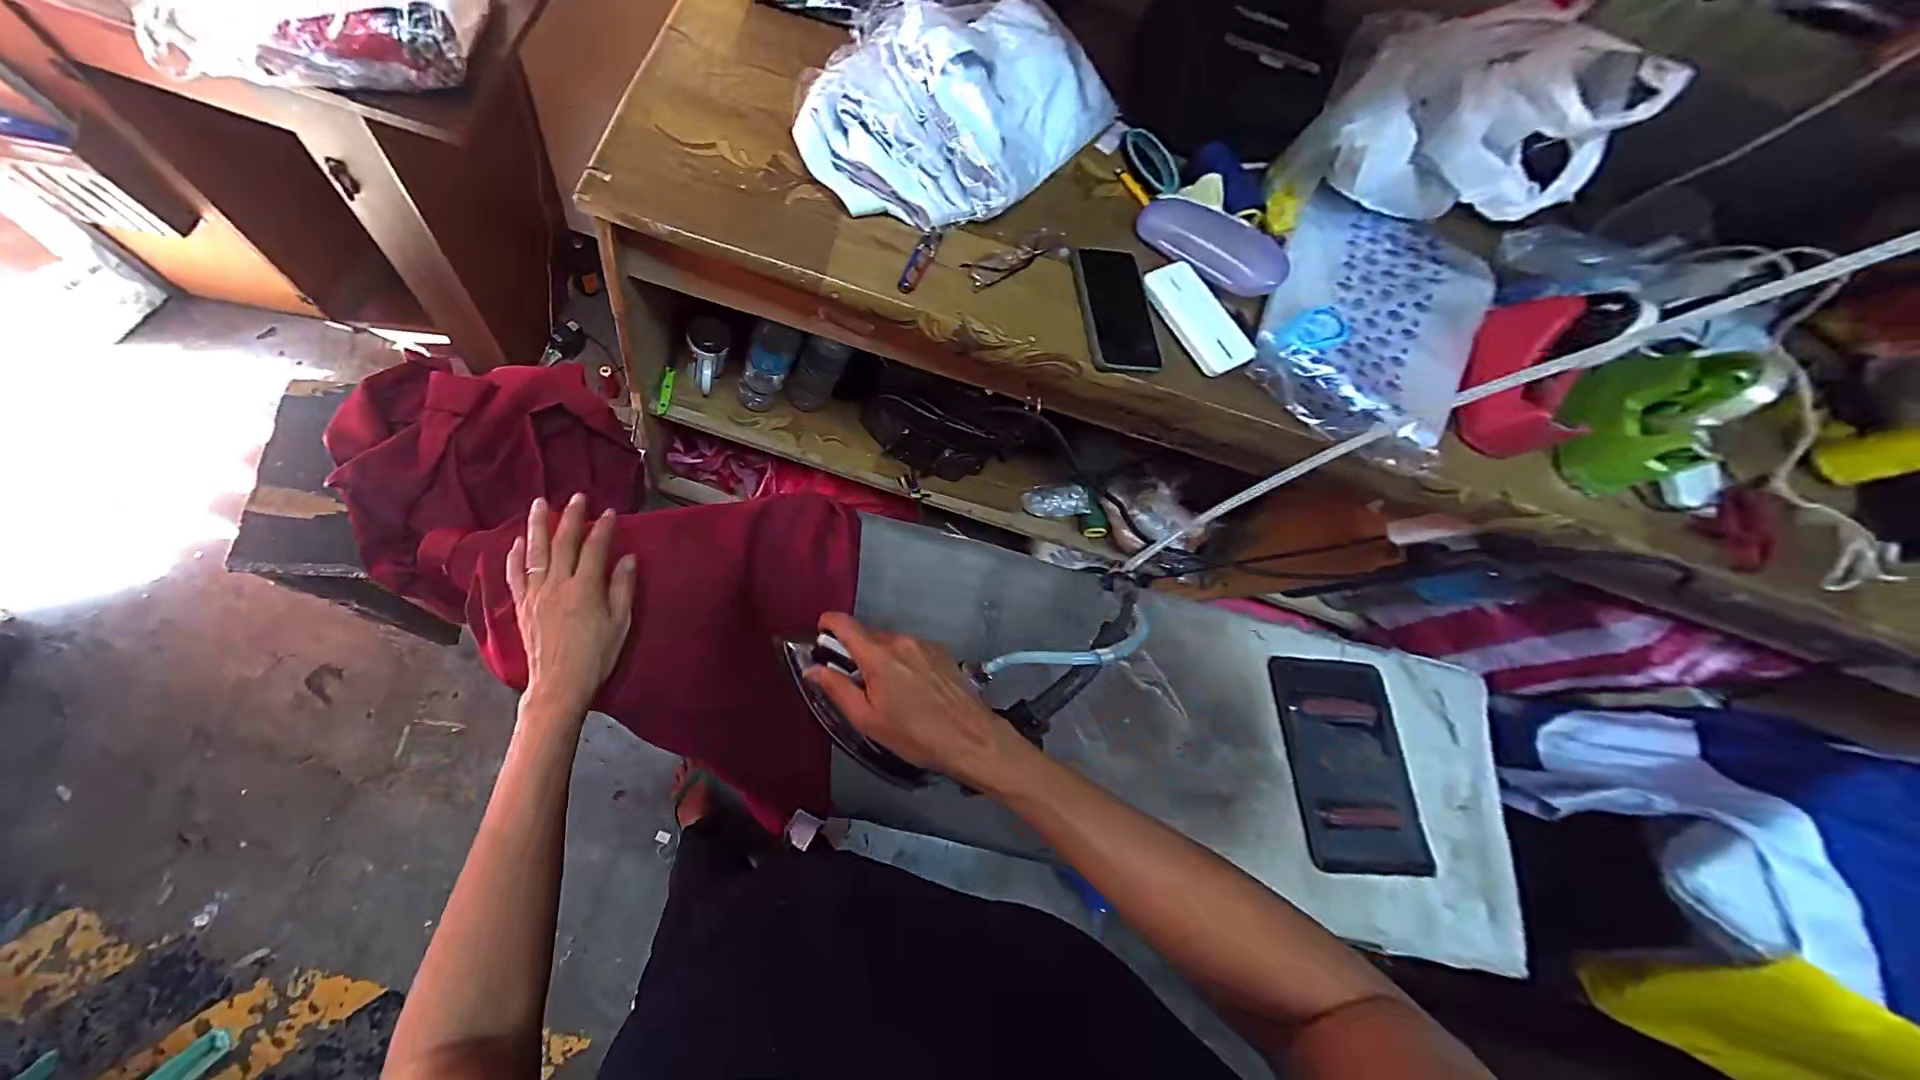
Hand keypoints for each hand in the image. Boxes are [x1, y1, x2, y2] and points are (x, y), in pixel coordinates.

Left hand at [506, 493, 637, 718]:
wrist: (558, 684)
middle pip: (563, 543)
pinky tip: (518, 542)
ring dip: (537, 526)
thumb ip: (623, 588)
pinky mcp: (522, 605)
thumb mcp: (620, 623)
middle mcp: (557, 585)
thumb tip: (628, 558)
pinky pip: (515, 574)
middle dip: (571, 517)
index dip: (604, 528)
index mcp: (585, 589)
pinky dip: (515, 555)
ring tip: (539, 504)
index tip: (611, 512)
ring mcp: (536, 594)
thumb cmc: (597, 655)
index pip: (595, 549)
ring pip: (535, 552)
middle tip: (577, 496)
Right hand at [804, 613, 1036, 792]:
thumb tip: (813, 669)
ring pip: (891, 644)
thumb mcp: (868, 720)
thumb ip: (837, 689)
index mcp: (879, 656)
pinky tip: (912, 689)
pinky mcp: (941, 652)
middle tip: (856, 684)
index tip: (821, 635)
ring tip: (888, 693)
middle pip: (869, 636)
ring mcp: (924, 644)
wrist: (970, 738)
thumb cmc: (915, 735)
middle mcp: (902, 641)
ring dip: (882, 660)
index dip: (828, 624)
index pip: (845, 624)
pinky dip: (903, 662)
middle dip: (857, 654)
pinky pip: (911, 650)